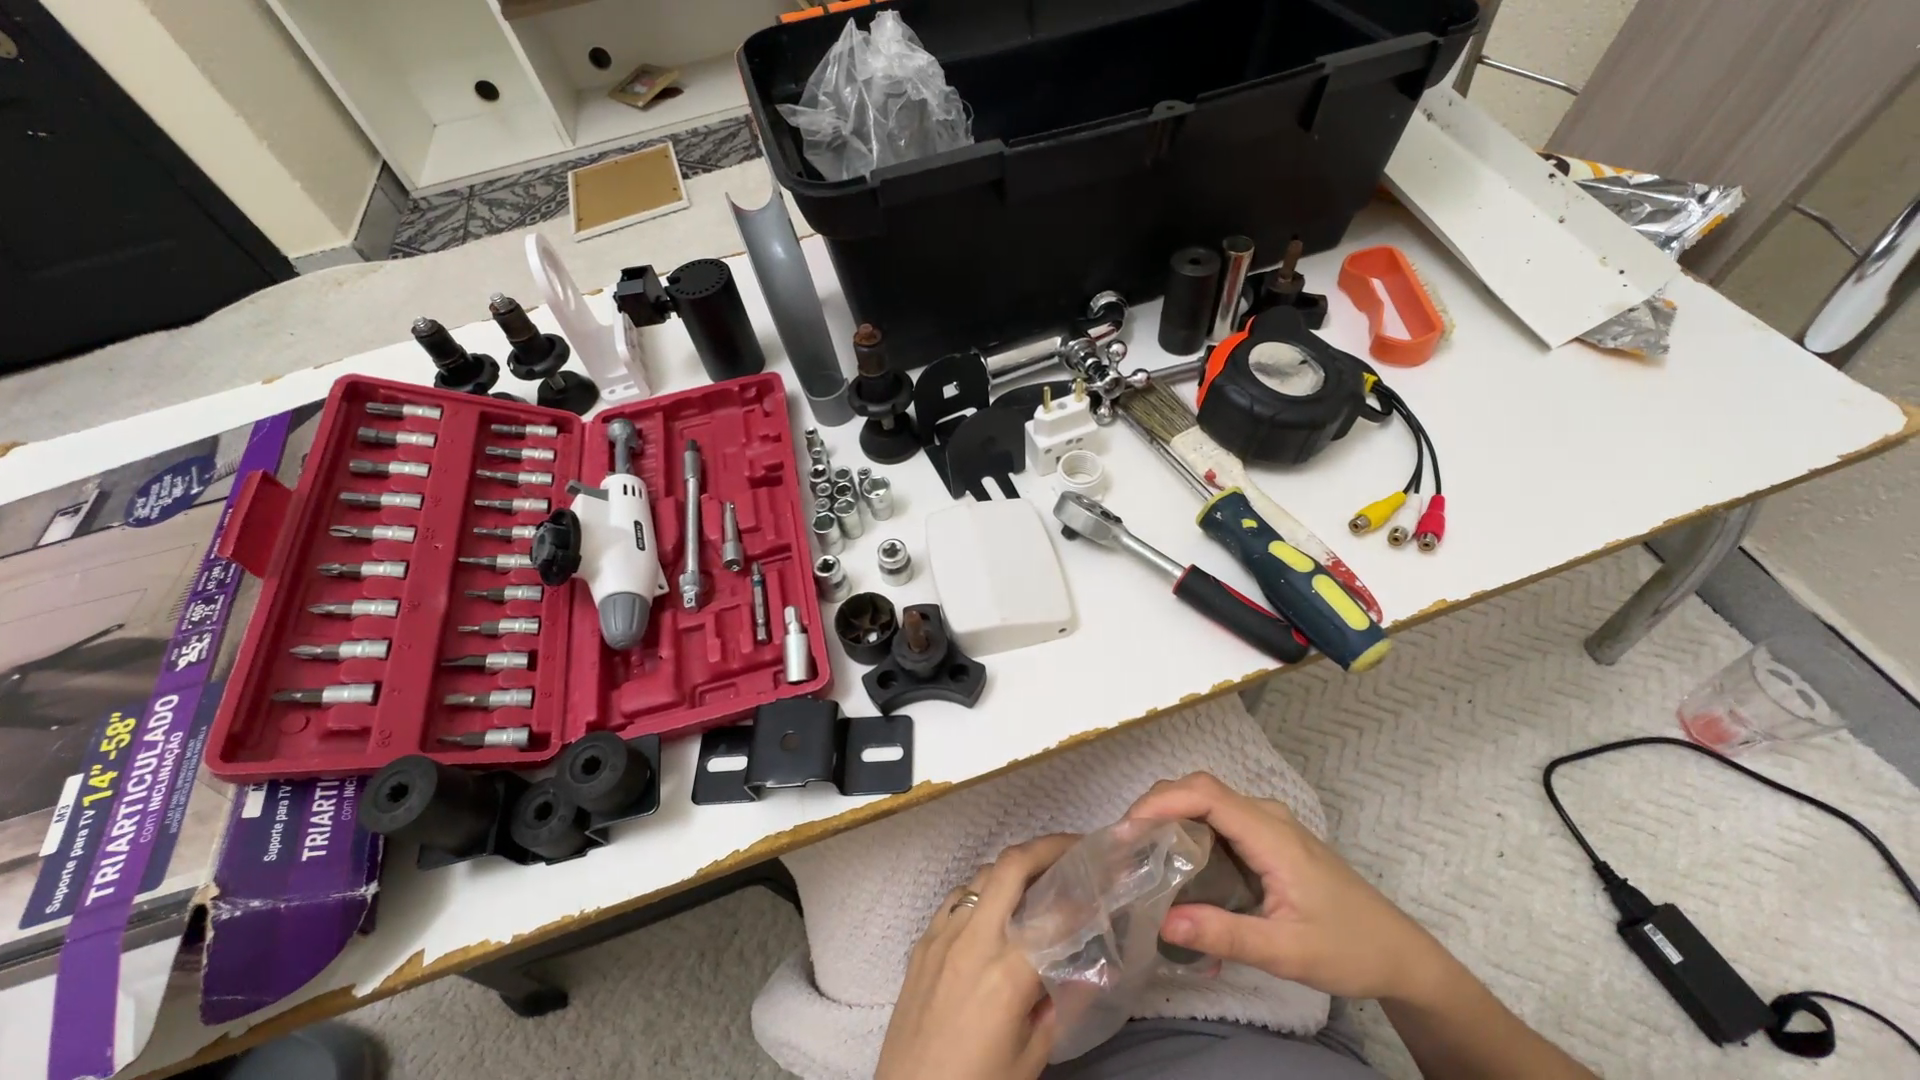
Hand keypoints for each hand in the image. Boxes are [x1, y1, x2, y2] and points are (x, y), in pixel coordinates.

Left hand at [876, 834, 1078, 1079]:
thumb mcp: (1033, 1055)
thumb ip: (1062, 1004)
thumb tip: (1088, 968)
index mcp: (1008, 973)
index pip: (1057, 913)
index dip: (1087, 891)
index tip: (1107, 877)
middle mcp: (973, 941)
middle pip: (1011, 866)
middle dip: (1047, 846)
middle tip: (1075, 848)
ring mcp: (942, 936)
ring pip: (981, 875)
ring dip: (1014, 867)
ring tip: (1040, 876)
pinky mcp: (922, 943)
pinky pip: (957, 900)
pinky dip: (982, 891)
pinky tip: (996, 908)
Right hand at [1127, 772, 1450, 1001]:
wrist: (1399, 954)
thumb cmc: (1348, 949)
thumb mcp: (1286, 952)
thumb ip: (1225, 935)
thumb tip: (1162, 921)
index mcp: (1272, 835)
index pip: (1205, 794)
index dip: (1160, 802)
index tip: (1125, 829)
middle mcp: (1268, 817)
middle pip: (1199, 788)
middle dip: (1154, 805)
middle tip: (1121, 844)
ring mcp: (1269, 825)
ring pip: (1207, 800)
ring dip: (1168, 814)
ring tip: (1136, 850)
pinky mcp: (1268, 839)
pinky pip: (1218, 817)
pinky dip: (1186, 826)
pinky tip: (1172, 859)